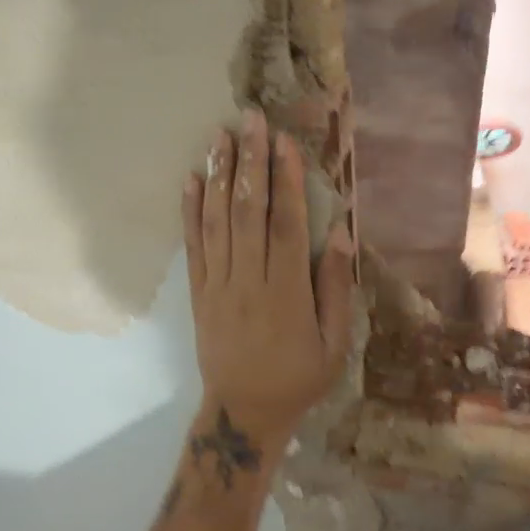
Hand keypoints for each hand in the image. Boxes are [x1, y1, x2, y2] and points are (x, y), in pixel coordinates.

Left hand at [183, 110, 353, 443]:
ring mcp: (217, 285)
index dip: (286, 181)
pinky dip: (190, 211)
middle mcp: (248, 280)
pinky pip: (193, 246)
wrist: (243, 411)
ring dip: (219, 176)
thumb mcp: (335, 343)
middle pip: (248, 212)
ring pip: (216, 222)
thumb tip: (339, 233)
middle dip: (250, 163)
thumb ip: (335, 288)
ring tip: (221, 135)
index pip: (285, 225)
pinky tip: (191, 179)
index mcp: (287, 292)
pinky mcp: (198, 292)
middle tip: (251, 120)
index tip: (285, 142)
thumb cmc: (299, 378)